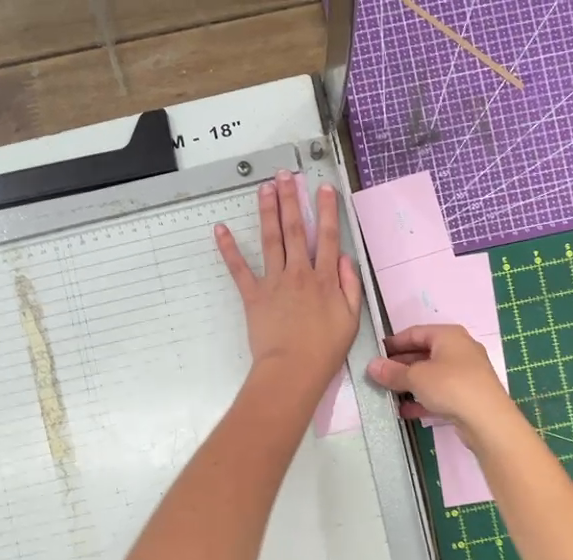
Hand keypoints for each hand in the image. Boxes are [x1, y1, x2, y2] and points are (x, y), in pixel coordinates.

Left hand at [215, 171, 362, 401]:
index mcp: (325, 280)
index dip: (326, 211)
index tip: (323, 189)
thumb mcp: (351, 321)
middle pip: (296, 230)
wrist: (293, 369)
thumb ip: (351, 287)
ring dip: (268, 212)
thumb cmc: (325, 351)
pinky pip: (239, 269)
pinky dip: (229, 249)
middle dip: (291, 200)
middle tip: (286, 176)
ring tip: (265, 188)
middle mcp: (299, 273)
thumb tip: (347, 260)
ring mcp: (274, 282)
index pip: (327, 238)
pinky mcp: (254, 296)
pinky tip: (220, 229)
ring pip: (271, 240)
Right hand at [366, 324, 515, 431]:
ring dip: (410, 385)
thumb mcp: (416, 377)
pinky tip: (405, 411)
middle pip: (423, 354)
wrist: (487, 419)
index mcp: (449, 336)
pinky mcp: (467, 396)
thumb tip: (372, 366)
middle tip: (379, 377)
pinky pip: (440, 394)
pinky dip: (423, 399)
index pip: (415, 333)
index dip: (394, 343)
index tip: (376, 354)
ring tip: (388, 395)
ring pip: (431, 376)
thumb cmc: (451, 386)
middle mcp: (459, 350)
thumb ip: (392, 372)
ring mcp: (465, 374)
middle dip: (400, 366)